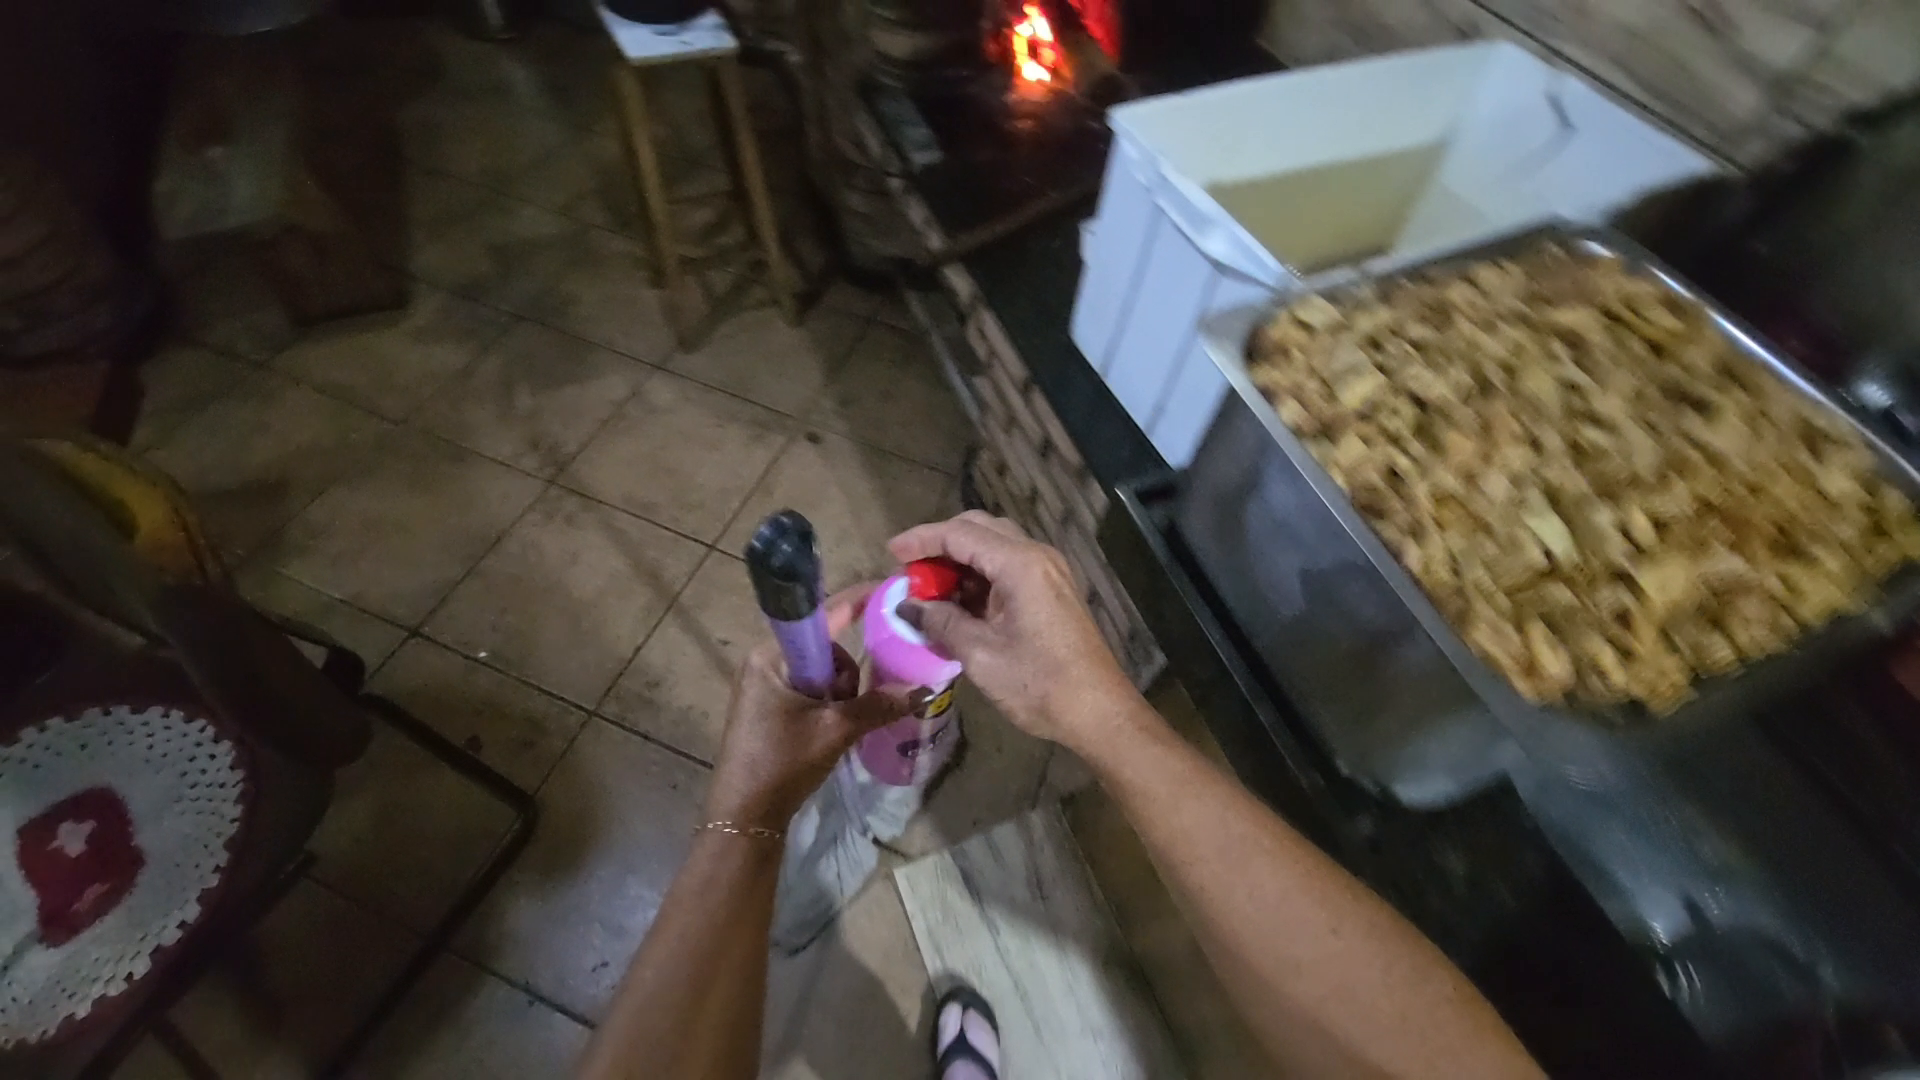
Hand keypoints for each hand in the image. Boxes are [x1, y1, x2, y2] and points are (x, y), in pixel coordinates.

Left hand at [704, 583, 911, 828]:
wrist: (745, 817)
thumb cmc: (782, 763)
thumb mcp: (835, 731)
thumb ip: (878, 705)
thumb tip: (921, 689)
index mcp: (772, 656)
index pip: (822, 615)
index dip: (857, 600)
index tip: (889, 588)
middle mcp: (766, 661)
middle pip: (827, 648)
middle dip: (846, 676)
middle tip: (846, 708)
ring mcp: (765, 685)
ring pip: (823, 672)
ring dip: (840, 696)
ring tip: (835, 728)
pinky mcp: (770, 707)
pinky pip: (811, 689)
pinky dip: (829, 705)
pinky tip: (831, 730)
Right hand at [888, 511, 1134, 747]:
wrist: (1099, 712)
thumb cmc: (1039, 685)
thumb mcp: (980, 655)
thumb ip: (941, 622)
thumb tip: (908, 605)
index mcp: (1020, 564)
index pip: (960, 533)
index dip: (921, 540)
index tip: (890, 553)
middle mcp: (1037, 556)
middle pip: (979, 529)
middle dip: (940, 545)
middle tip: (909, 572)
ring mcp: (1048, 571)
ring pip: (994, 546)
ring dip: (960, 561)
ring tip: (929, 590)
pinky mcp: (1051, 590)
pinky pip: (1008, 567)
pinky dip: (979, 576)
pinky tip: (959, 603)